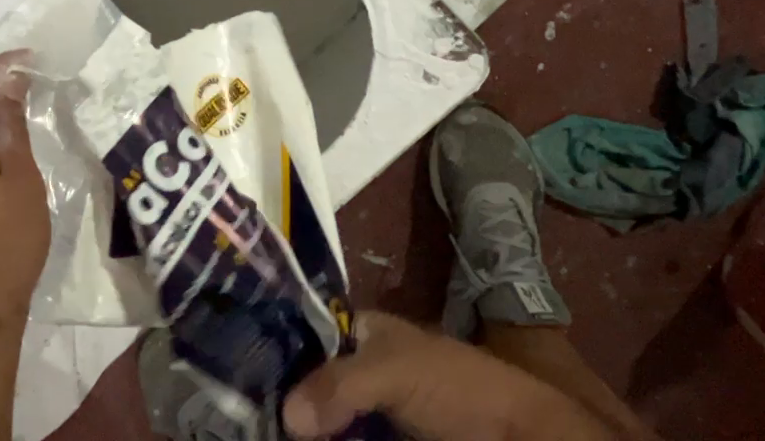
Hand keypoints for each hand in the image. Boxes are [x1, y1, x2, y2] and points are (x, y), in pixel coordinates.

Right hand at [284, 313, 615, 440]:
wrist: (519, 439)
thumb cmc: (458, 387)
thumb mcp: (396, 372)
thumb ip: (340, 384)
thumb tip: (287, 415)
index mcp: (363, 334)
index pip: (306, 337)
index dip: (277, 354)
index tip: (244, 379)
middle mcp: (361, 370)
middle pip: (309, 386)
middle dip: (287, 406)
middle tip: (253, 421)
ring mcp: (372, 415)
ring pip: (323, 423)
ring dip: (305, 431)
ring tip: (266, 431)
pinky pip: (344, 440)